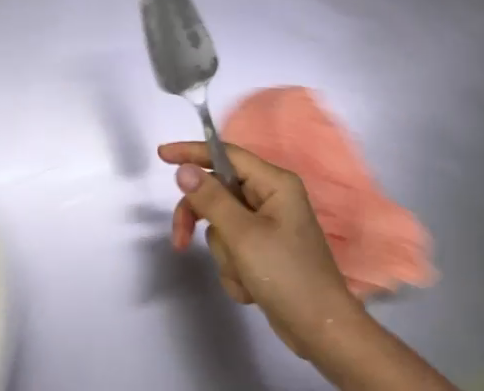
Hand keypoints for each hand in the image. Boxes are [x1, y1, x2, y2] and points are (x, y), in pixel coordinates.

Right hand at [159, 141, 367, 359]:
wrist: (321, 330)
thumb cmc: (287, 275)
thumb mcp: (243, 236)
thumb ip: (211, 199)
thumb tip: (184, 169)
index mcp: (274, 183)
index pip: (226, 155)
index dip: (193, 153)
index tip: (162, 155)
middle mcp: (272, 198)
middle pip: (219, 193)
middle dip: (203, 220)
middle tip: (180, 240)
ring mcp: (269, 226)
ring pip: (223, 226)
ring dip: (226, 254)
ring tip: (246, 275)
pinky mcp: (264, 252)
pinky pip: (233, 249)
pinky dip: (235, 269)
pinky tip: (252, 289)